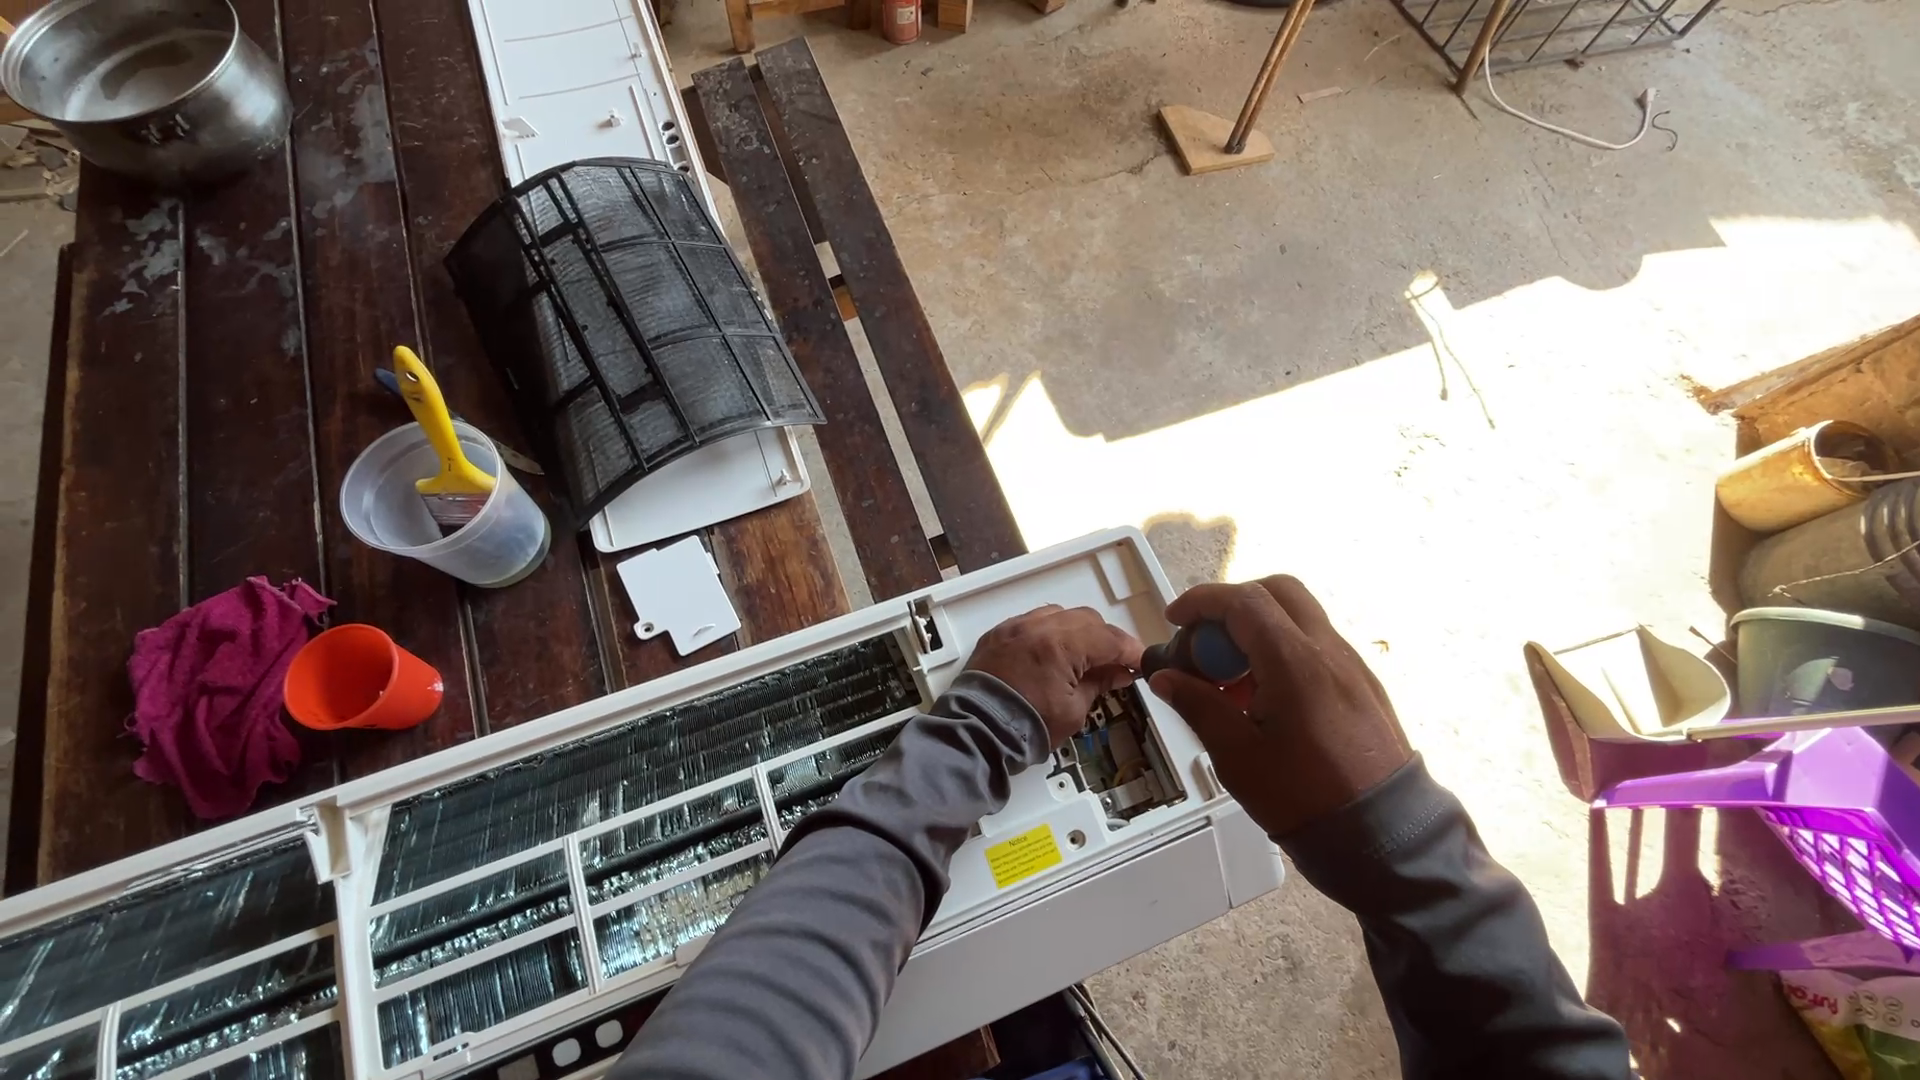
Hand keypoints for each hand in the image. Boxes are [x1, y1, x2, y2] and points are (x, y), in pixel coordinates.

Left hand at [965, 605, 1144, 746]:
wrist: (977, 731)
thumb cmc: (1025, 727)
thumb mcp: (1074, 710)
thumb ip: (1098, 683)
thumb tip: (1118, 673)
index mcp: (1061, 645)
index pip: (1108, 639)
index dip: (1130, 651)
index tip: (1140, 663)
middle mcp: (1038, 627)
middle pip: (1086, 619)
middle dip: (1104, 639)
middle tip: (1113, 664)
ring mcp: (1015, 627)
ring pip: (1059, 614)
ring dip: (1076, 631)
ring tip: (1081, 658)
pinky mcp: (998, 633)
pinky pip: (1032, 621)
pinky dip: (1048, 632)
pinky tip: (1053, 653)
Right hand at [1148, 577, 1411, 837]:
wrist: (1385, 840)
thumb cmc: (1306, 799)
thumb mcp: (1237, 756)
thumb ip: (1198, 706)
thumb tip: (1166, 677)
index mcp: (1296, 664)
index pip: (1243, 602)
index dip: (1201, 602)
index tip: (1174, 620)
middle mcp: (1329, 652)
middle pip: (1277, 591)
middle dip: (1232, 604)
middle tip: (1205, 640)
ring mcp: (1352, 666)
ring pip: (1298, 616)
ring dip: (1256, 628)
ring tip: (1229, 678)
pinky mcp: (1361, 686)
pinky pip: (1315, 644)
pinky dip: (1280, 649)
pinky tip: (1262, 696)